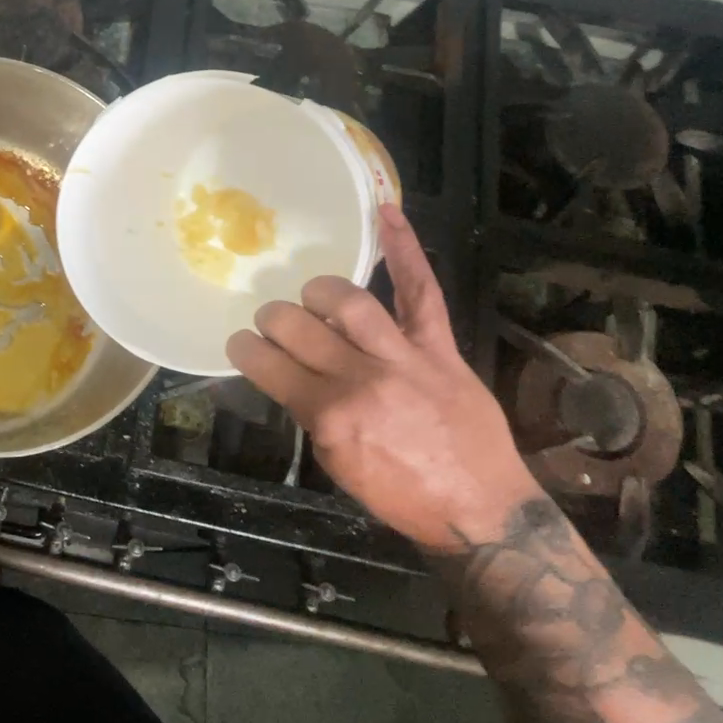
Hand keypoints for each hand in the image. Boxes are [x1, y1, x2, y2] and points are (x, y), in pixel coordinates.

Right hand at [225, 204, 544, 548]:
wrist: (481, 510)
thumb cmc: (398, 494)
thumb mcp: (333, 459)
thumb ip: (308, 410)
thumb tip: (289, 374)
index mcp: (326, 410)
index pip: (262, 360)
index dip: (243, 350)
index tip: (242, 348)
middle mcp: (360, 376)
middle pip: (294, 324)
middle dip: (272, 321)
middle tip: (276, 328)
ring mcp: (403, 356)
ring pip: (346, 299)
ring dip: (316, 292)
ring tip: (312, 298)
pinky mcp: (440, 347)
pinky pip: (421, 291)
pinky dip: (404, 249)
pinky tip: (385, 212)